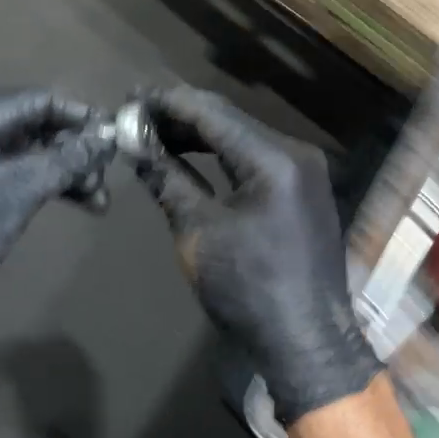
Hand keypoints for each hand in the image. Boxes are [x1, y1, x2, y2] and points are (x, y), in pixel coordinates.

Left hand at [0, 89, 113, 358]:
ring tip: (98, 201)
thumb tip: (108, 135)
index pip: (41, 100)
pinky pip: (20, 170)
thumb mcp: (17, 192)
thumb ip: (65, 160)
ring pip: (34, 151)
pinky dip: (48, 184)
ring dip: (67, 172)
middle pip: (40, 125)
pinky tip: (79, 203)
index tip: (116, 139)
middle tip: (105, 178)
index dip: (82, 117)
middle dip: (77, 151)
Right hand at [134, 87, 378, 423]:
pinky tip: (193, 156)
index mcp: (273, 159)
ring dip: (201, 135)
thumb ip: (167, 180)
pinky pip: (257, 157)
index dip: (168, 104)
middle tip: (137, 116)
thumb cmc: (247, 289)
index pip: (211, 113)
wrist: (307, 340)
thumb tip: (134, 145)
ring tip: (156, 134)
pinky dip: (224, 155)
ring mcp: (305, 170)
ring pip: (243, 137)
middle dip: (182, 117)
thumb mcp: (198, 232)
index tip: (131, 97)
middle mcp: (295, 152)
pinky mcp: (304, 188)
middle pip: (229, 120)